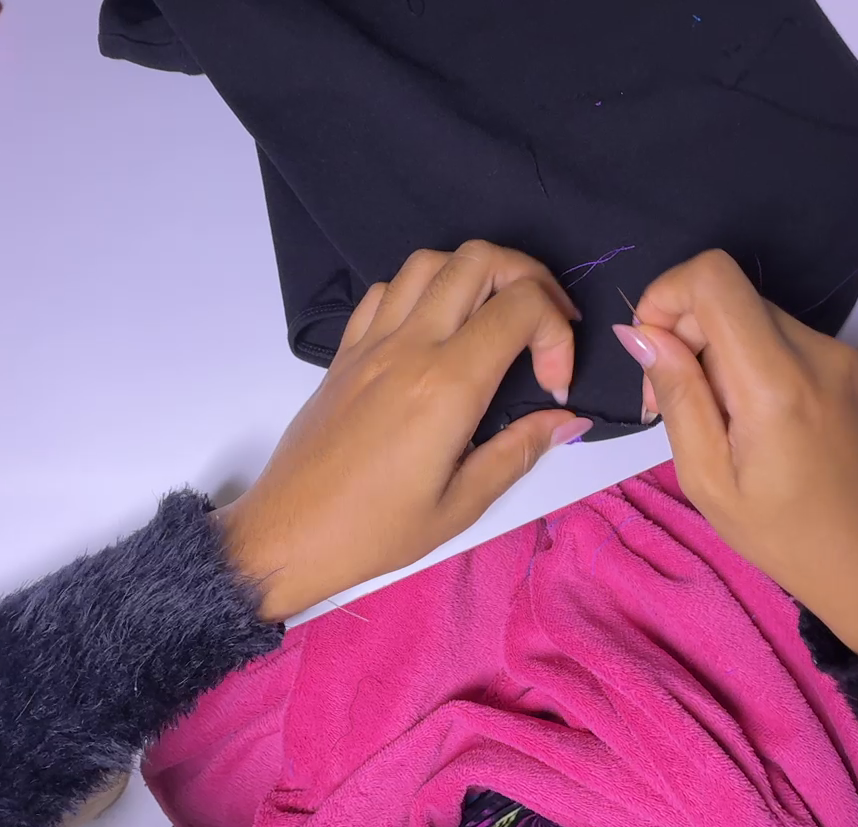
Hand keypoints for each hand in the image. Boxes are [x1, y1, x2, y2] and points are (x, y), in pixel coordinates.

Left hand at [218, 240, 590, 621]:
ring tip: (496, 320)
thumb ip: (520, 451)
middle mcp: (408, 347)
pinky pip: (387, 290)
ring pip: (431, 261)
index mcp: (445, 386)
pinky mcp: (345, 352)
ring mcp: (370, 343)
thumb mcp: (461, 505)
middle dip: (531, 280)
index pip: (521, 307)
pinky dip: (425, 289)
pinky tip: (436, 330)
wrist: (288, 534)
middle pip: (480, 260)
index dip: (557, 334)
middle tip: (546, 330)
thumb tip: (570, 420)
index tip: (554, 388)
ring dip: (476, 275)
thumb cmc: (374, 532)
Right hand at [614, 251, 857, 653]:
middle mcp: (820, 350)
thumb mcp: (707, 479)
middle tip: (675, 405)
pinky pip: (788, 342)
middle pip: (732, 298)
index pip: (713, 277)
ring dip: (721, 356)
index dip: (666, 296)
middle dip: (687, 337)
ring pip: (758, 320)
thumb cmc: (783, 536)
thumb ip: (677, 396)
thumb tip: (641, 333)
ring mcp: (847, 354)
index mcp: (777, 381)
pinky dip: (756, 365)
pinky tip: (760, 424)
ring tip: (723, 424)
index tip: (651, 351)